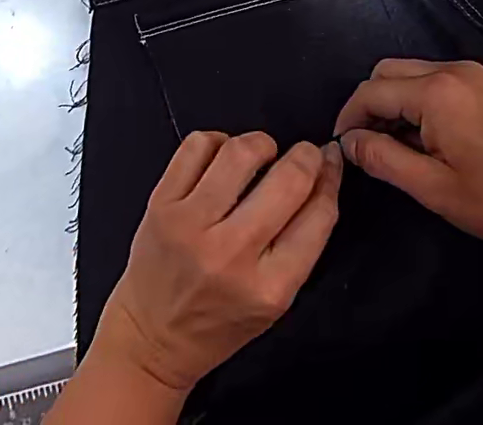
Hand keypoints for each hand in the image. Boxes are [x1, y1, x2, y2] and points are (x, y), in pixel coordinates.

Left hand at [93, 132, 341, 393]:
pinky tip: (221, 160)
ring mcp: (190, 226)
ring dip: (262, 144)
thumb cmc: (221, 318)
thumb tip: (327, 166)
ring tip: (260, 157)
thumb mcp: (279, 295)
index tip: (329, 161)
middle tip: (301, 156)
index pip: (321, 212)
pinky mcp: (160, 205)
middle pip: (289, 177)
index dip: (331, 175)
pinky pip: (198, 145)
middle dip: (306, 155)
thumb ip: (307, 234)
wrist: (151, 340)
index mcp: (269, 286)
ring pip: (242, 151)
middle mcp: (230, 254)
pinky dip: (218, 141)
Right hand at [333, 59, 482, 266]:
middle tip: (374, 147)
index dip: (349, 117)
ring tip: (408, 147)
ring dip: (403, 102)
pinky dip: (433, 100)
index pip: (372, 90)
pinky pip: (451, 80)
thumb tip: (350, 140)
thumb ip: (382, 159)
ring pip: (422, 73)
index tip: (344, 146)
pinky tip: (446, 138)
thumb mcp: (434, 189)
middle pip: (393, 70)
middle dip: (373, 103)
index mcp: (438, 92)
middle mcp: (458, 69)